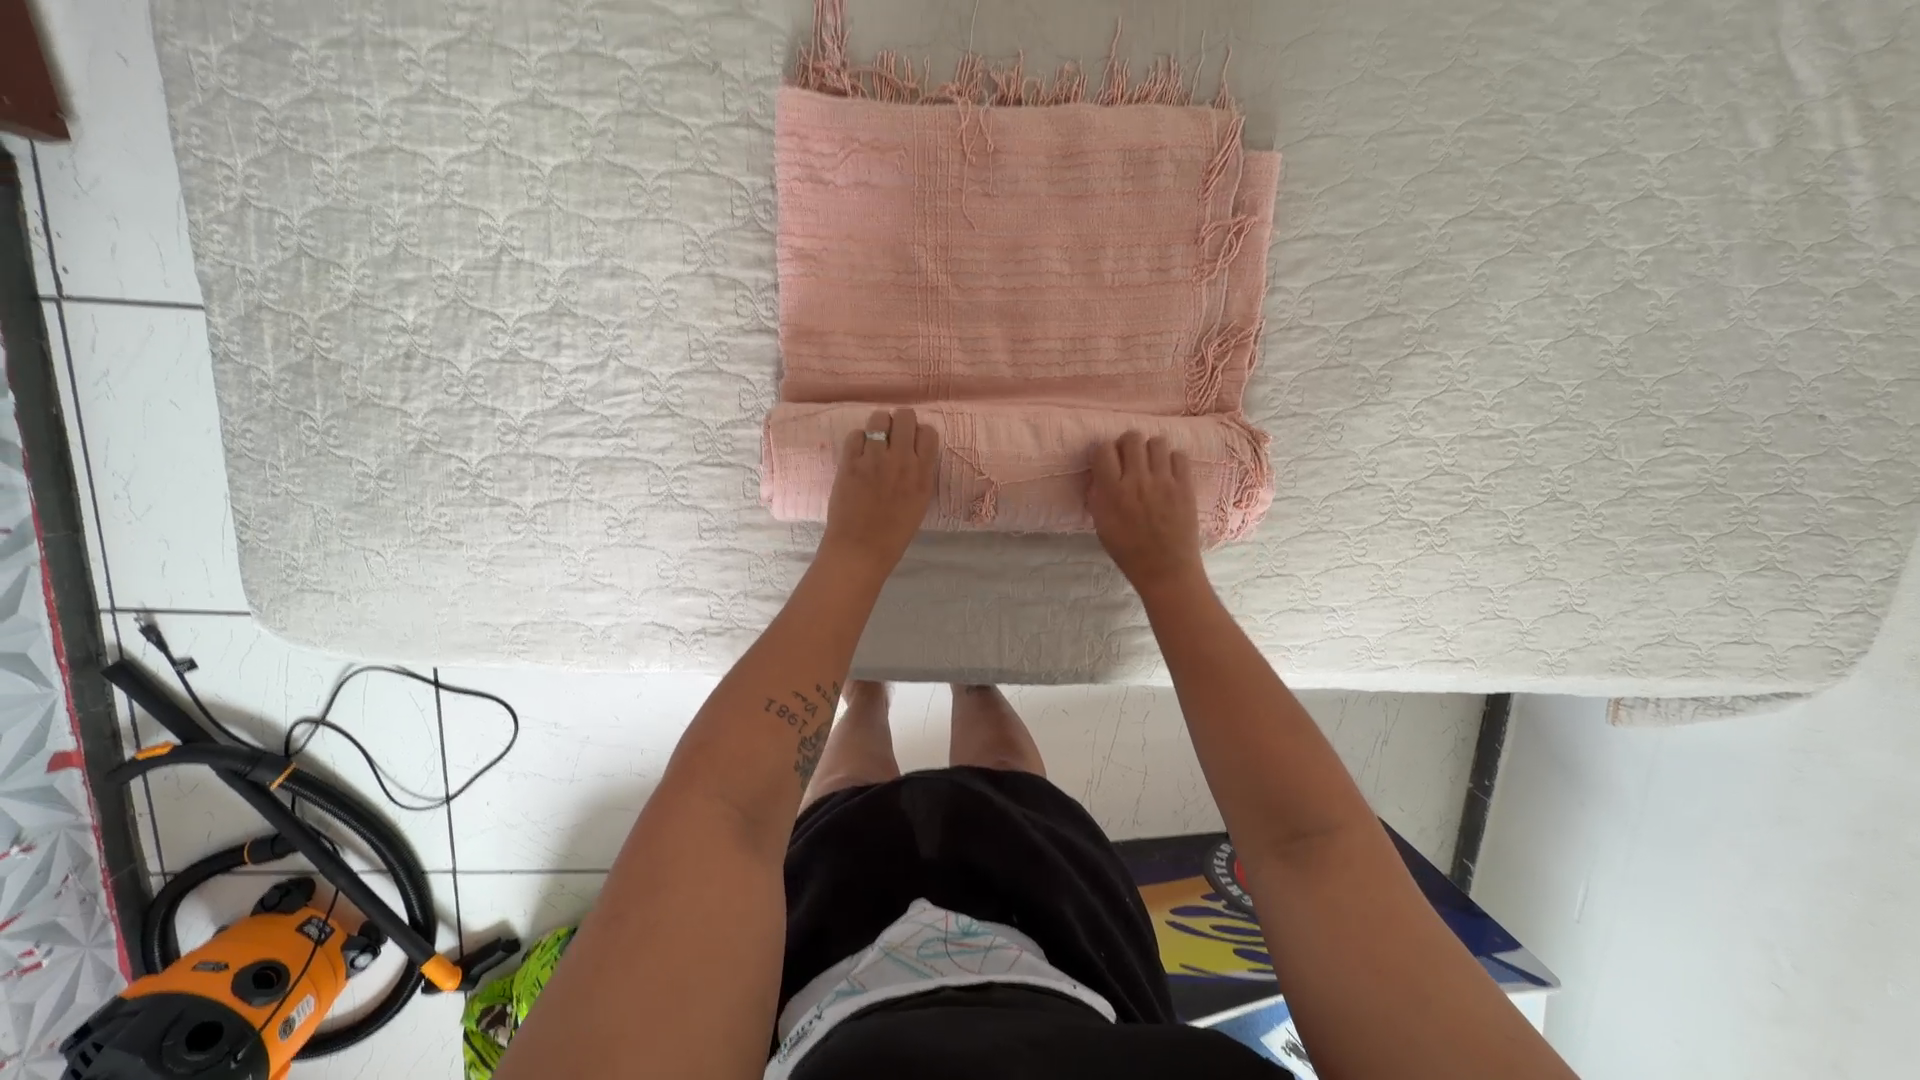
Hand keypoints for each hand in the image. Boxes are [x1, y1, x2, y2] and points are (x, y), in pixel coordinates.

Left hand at [821, 408, 940, 569]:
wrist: (860, 549)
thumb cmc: (894, 534)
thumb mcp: (920, 502)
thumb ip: (920, 474)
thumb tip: (914, 452)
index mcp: (922, 474)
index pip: (928, 432)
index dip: (919, 433)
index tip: (912, 443)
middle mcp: (901, 461)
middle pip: (905, 416)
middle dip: (899, 421)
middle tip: (892, 435)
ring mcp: (874, 459)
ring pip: (879, 418)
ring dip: (878, 426)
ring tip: (874, 441)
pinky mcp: (849, 462)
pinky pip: (855, 434)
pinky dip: (858, 440)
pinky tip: (858, 454)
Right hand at [1088, 432, 1206, 595]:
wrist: (1166, 569)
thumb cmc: (1129, 551)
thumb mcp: (1101, 526)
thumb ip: (1096, 497)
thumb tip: (1097, 474)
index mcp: (1112, 492)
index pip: (1104, 450)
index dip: (1105, 452)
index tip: (1108, 461)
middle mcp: (1137, 481)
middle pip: (1132, 438)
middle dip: (1128, 445)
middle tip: (1130, 458)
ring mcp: (1164, 482)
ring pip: (1157, 442)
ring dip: (1151, 450)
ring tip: (1152, 464)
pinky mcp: (1185, 486)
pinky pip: (1179, 455)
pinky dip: (1172, 460)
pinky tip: (1168, 473)